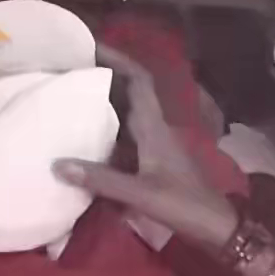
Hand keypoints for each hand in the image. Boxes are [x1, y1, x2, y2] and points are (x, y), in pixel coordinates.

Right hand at [53, 44, 241, 252]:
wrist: (217, 228)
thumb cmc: (183, 205)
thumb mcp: (141, 194)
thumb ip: (100, 179)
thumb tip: (57, 164)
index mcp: (154, 127)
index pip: (137, 81)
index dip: (116, 59)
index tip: (89, 46)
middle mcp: (154, 127)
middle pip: (128, 90)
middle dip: (102, 74)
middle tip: (69, 67)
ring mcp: (153, 142)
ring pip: (124, 110)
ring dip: (101, 98)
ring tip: (68, 93)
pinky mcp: (149, 157)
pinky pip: (121, 131)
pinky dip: (102, 124)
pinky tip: (81, 131)